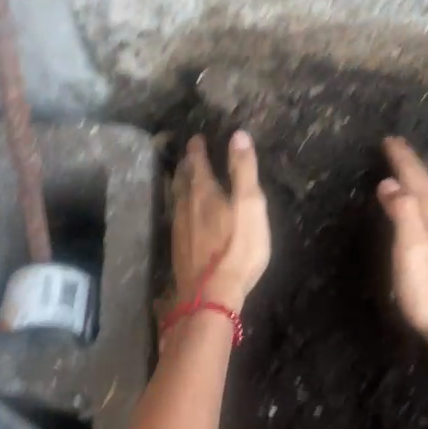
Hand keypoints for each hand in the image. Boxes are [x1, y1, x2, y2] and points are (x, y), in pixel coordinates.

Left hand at [170, 132, 269, 311]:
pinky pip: (178, 219)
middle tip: (189, 156)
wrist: (211, 294)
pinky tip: (184, 217)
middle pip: (183, 181)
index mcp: (204, 193)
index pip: (198, 164)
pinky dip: (182, 209)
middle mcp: (186, 207)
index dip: (198, 150)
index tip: (197, 138)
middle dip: (187, 166)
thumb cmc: (237, 248)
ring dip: (181, 187)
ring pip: (177, 200)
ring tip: (184, 180)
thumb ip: (244, 170)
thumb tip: (238, 135)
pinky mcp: (179, 250)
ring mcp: (179, 230)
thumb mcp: (250, 205)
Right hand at [377, 137, 427, 347]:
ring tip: (405, 171)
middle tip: (396, 147)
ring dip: (416, 182)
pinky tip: (420, 211)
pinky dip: (420, 202)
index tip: (389, 140)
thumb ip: (403, 213)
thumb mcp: (412, 248)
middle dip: (410, 165)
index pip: (415, 179)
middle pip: (425, 185)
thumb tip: (390, 183)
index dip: (402, 159)